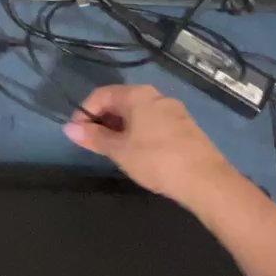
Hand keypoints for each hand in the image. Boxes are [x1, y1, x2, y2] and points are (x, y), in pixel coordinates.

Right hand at [64, 84, 237, 205]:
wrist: (207, 181)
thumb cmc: (156, 159)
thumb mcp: (119, 150)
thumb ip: (93, 137)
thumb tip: (68, 128)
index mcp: (138, 95)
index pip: (102, 95)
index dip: (85, 113)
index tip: (77, 134)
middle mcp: (156, 96)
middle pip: (120, 102)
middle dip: (103, 121)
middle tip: (94, 144)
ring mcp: (174, 111)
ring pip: (138, 114)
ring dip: (121, 129)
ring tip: (114, 151)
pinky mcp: (185, 127)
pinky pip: (153, 123)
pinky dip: (139, 133)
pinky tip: (139, 154)